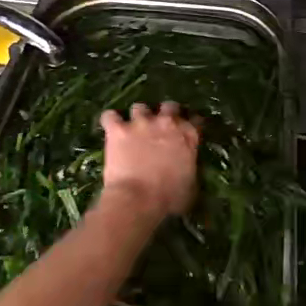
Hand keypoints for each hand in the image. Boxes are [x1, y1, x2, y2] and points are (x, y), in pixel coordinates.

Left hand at [98, 102, 200, 225]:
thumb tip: (188, 169)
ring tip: (132, 127)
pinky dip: (110, 121)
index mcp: (188, 136)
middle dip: (165, 113)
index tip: (186, 129)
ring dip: (137, 116)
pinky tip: (110, 127)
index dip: (189, 123)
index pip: (195, 120)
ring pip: (140, 107)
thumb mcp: (191, 184)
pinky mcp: (118, 130)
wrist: (139, 199)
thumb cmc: (170, 197)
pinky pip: (110, 116)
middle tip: (159, 125)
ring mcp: (142, 123)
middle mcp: (167, 123)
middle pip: (169, 106)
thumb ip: (190, 168)